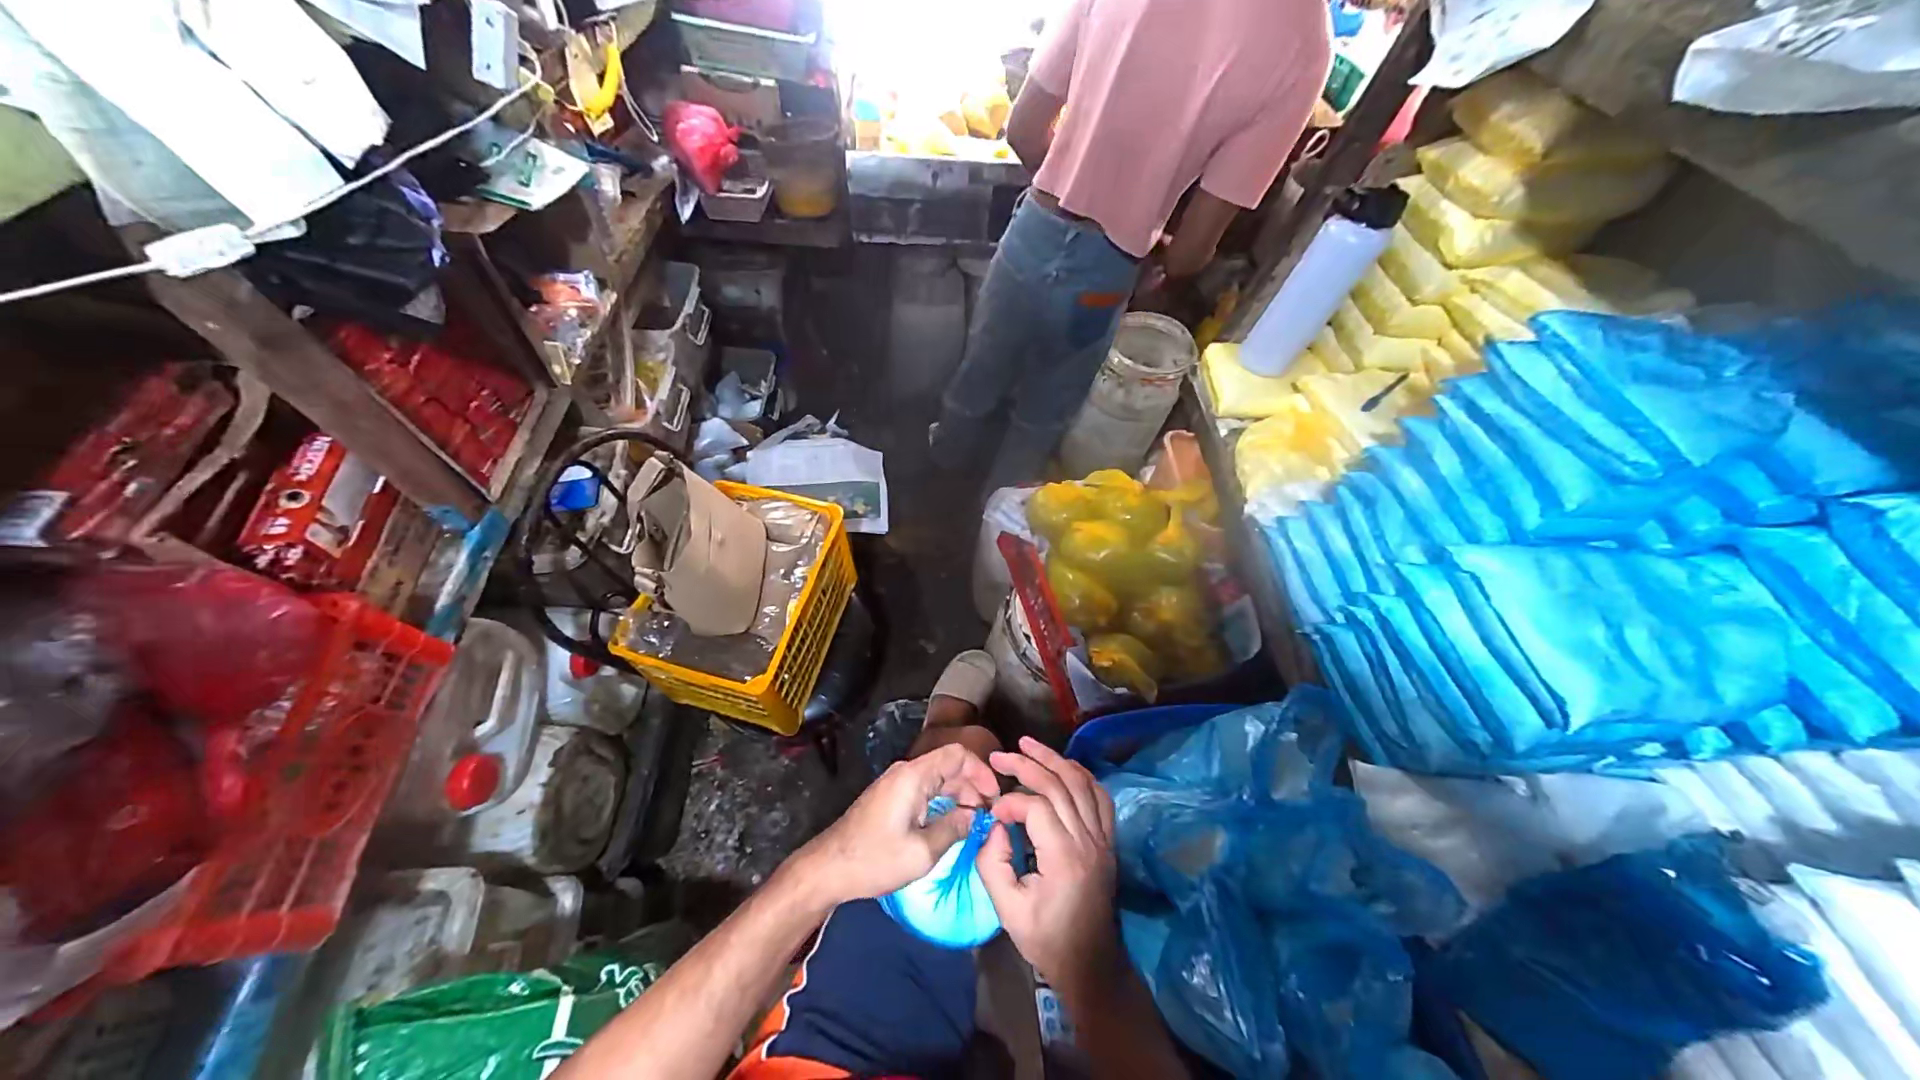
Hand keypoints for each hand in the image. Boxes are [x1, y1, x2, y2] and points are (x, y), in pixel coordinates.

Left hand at [788, 743, 999, 907]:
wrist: (827, 869)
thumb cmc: (874, 860)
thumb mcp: (922, 852)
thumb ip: (954, 828)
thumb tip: (975, 816)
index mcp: (913, 776)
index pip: (957, 755)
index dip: (981, 772)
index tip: (995, 797)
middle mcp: (905, 772)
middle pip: (949, 766)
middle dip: (973, 786)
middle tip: (989, 815)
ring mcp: (895, 784)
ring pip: (937, 778)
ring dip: (959, 795)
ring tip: (975, 822)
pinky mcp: (890, 797)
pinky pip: (924, 789)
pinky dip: (943, 801)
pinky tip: (952, 823)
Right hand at [977, 737, 1120, 991]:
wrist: (1089, 963)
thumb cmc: (1046, 939)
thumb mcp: (1007, 908)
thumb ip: (992, 862)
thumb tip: (995, 825)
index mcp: (1064, 856)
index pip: (1035, 806)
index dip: (1009, 803)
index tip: (992, 816)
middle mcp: (1088, 840)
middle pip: (1059, 784)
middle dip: (1027, 764)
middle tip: (1000, 755)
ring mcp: (1102, 839)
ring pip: (1082, 783)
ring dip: (1055, 760)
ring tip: (1029, 745)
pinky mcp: (1108, 841)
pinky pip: (1100, 797)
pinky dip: (1081, 776)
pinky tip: (1064, 768)